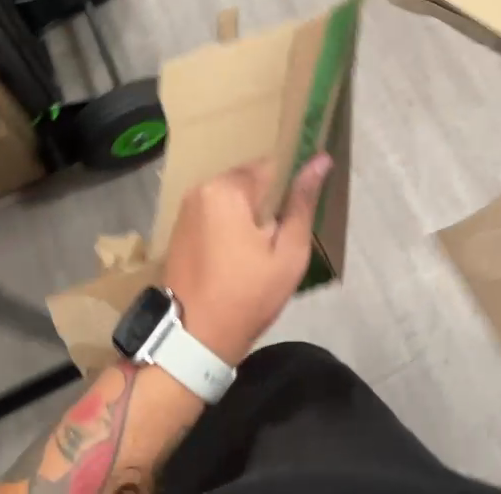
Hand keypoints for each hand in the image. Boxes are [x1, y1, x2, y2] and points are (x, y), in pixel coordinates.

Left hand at [160, 153, 332, 365]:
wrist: (192, 340)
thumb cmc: (247, 296)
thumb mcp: (288, 252)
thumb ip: (302, 202)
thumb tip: (321, 160)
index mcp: (227, 189)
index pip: (271, 166)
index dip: (290, 187)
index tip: (297, 213)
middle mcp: (202, 188)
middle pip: (250, 181)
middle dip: (268, 202)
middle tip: (279, 240)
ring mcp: (186, 208)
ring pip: (232, 197)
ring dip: (248, 214)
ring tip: (260, 250)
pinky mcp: (178, 227)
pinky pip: (214, 212)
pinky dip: (229, 225)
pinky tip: (237, 255)